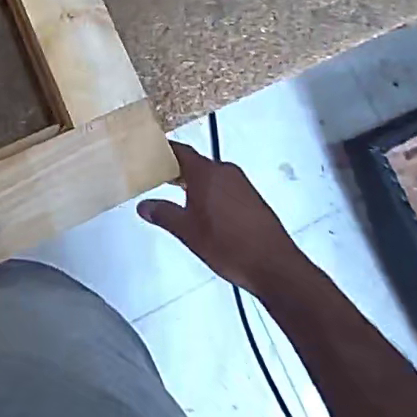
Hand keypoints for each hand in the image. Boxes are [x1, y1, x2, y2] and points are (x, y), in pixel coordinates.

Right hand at [137, 142, 310, 299]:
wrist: (273, 264)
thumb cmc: (227, 245)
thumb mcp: (188, 232)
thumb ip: (164, 214)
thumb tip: (144, 206)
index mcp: (206, 172)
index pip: (180, 151)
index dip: (164, 151)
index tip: (149, 153)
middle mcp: (225, 170)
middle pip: (195, 162)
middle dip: (177, 170)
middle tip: (156, 178)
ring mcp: (241, 183)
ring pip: (211, 175)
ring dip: (194, 183)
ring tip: (177, 198)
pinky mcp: (251, 197)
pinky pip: (224, 186)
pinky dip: (210, 192)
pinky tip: (204, 212)